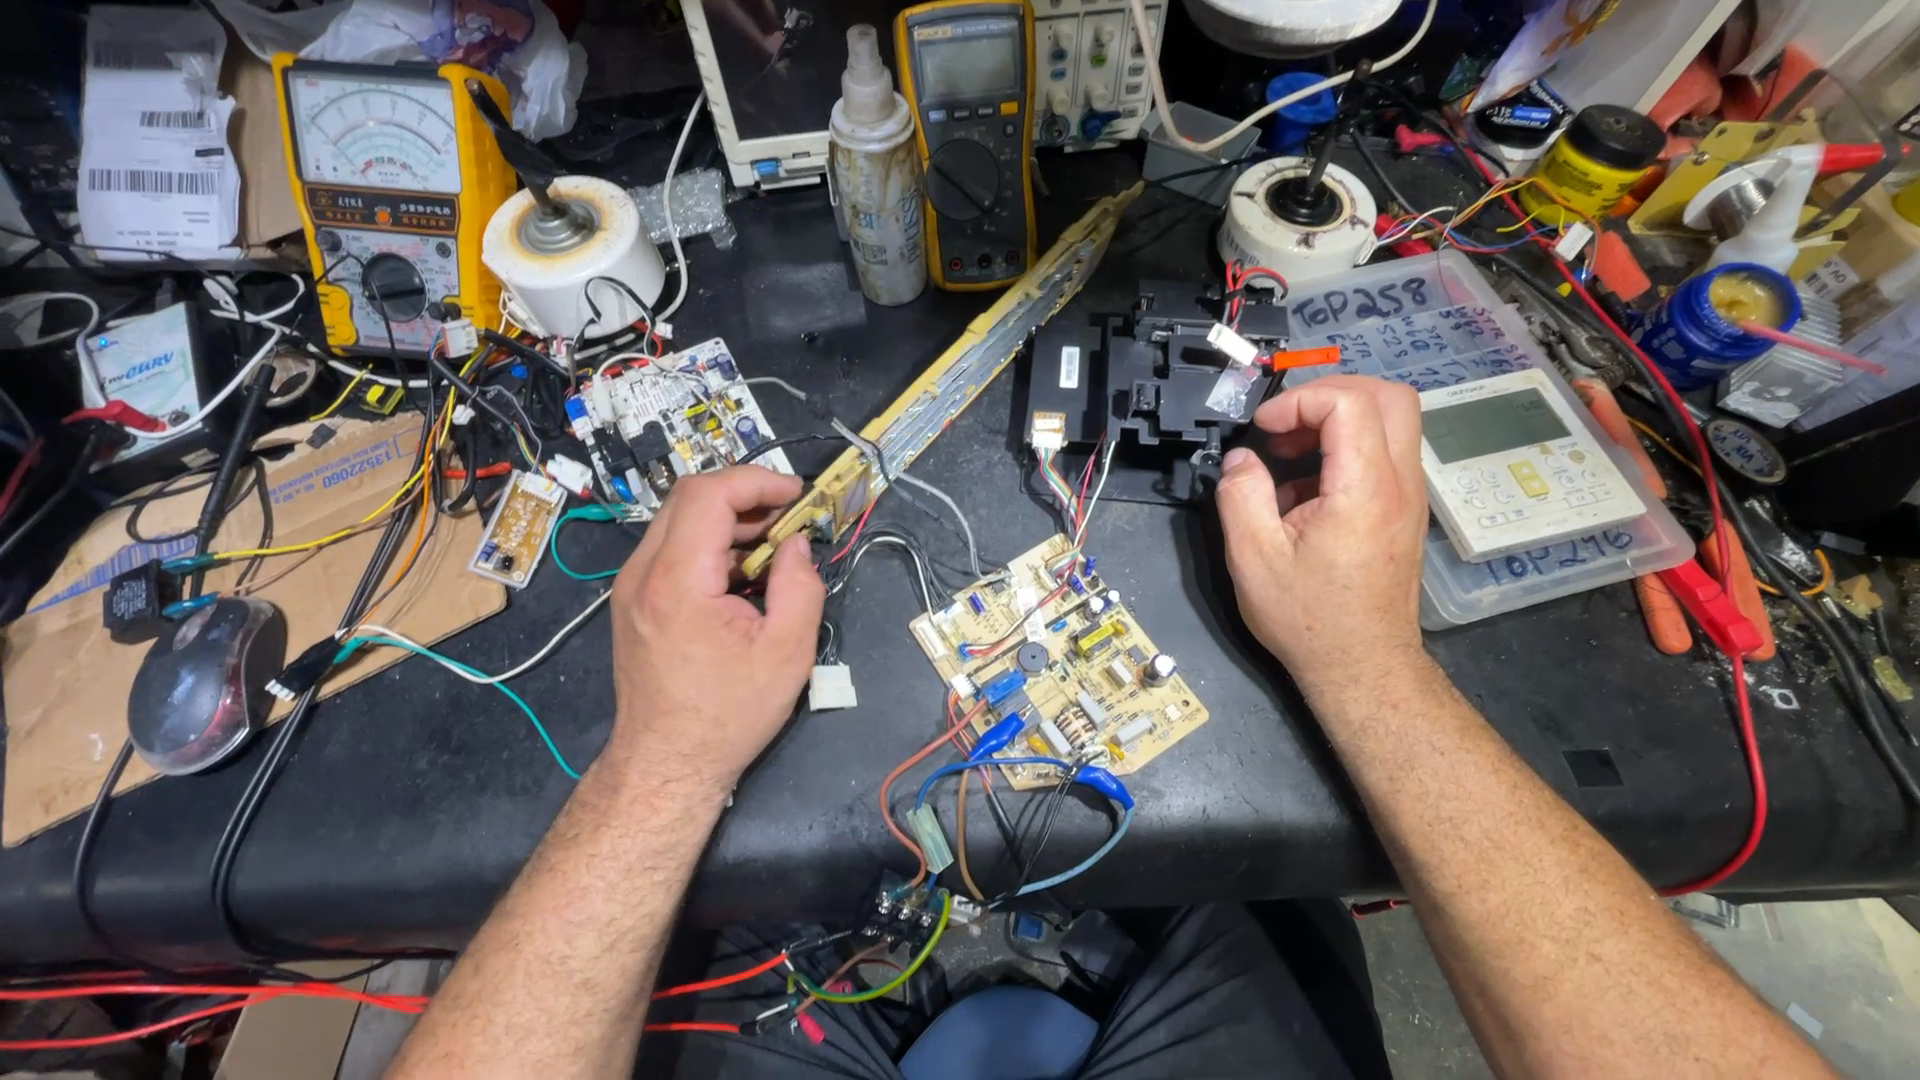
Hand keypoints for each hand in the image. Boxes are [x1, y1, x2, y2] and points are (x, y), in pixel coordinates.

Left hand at [605, 467, 824, 792]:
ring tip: (774, 545)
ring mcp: (631, 586)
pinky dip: (711, 544)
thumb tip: (796, 546)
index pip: (708, 494)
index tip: (798, 496)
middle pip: (689, 498)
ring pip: (678, 520)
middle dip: (746, 495)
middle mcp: (643, 573)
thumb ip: (800, 587)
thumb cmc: (729, 713)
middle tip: (791, 518)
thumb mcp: (787, 653)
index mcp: (678, 581)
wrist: (667, 763)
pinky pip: (672, 548)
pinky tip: (744, 573)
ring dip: (729, 520)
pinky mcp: (634, 600)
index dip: (757, 481)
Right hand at [1214, 376, 1428, 691]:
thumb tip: (1241, 460)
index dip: (1300, 401)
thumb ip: (1240, 495)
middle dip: (1329, 394)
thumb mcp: (1252, 558)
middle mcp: (1400, 484)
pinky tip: (1304, 488)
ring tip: (1289, 453)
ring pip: (1393, 421)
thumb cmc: (1306, 616)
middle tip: (1285, 424)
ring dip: (1337, 421)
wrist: (1361, 664)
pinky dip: (1345, 448)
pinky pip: (1385, 453)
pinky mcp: (1403, 510)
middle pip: (1390, 396)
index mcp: (1364, 489)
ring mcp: (1409, 496)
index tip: (1262, 429)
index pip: (1350, 403)